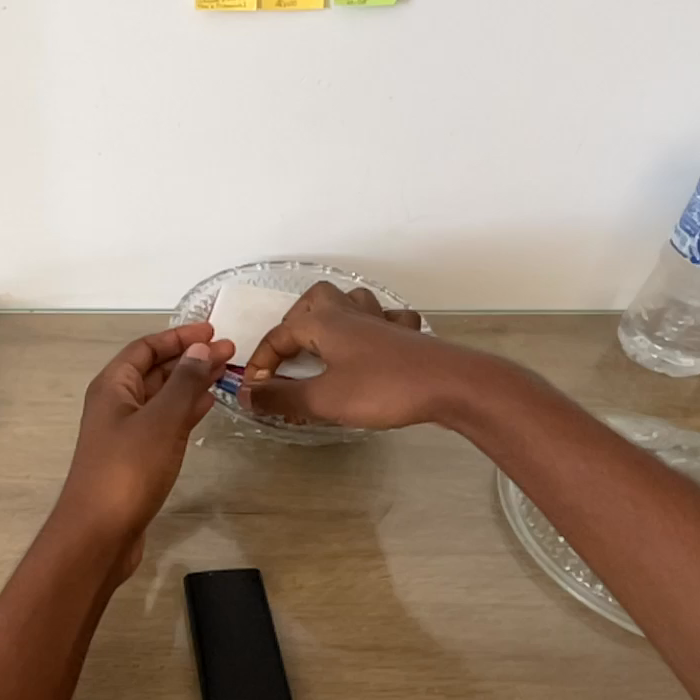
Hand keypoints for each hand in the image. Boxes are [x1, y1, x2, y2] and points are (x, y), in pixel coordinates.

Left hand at [49, 323, 234, 580]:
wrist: (99, 534)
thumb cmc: (127, 471)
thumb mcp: (160, 420)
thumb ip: (183, 383)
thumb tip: (200, 349)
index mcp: (113, 387)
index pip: (146, 348)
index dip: (178, 337)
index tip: (212, 331)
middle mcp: (116, 404)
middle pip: (155, 370)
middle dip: (190, 358)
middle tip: (230, 351)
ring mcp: (126, 432)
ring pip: (162, 397)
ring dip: (191, 383)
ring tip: (226, 372)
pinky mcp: (137, 458)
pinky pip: (164, 422)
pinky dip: (186, 410)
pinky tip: (208, 405)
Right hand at [238, 282, 485, 429]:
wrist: (452, 385)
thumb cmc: (383, 389)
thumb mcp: (322, 400)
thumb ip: (280, 398)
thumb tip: (247, 394)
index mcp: (323, 323)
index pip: (278, 336)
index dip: (260, 363)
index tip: (254, 391)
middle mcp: (350, 314)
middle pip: (315, 300)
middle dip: (295, 323)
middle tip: (288, 354)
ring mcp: (382, 321)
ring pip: (351, 302)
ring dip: (333, 317)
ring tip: (324, 344)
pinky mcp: (408, 336)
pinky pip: (386, 319)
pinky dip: (373, 327)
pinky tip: (372, 345)